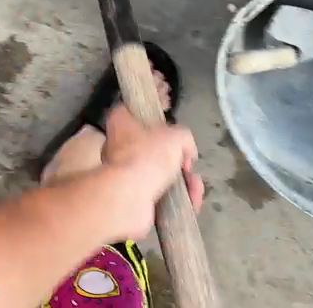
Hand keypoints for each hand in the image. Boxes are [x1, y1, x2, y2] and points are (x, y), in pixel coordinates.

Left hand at [92, 105, 204, 242]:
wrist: (128, 198)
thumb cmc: (146, 156)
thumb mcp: (174, 136)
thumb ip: (184, 137)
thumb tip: (187, 150)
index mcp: (120, 122)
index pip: (136, 109)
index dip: (155, 110)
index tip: (171, 114)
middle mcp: (118, 146)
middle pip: (153, 146)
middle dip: (178, 158)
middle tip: (189, 165)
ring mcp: (125, 174)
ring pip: (160, 174)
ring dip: (183, 181)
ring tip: (194, 187)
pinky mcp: (134, 198)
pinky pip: (161, 196)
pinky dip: (178, 199)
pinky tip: (192, 202)